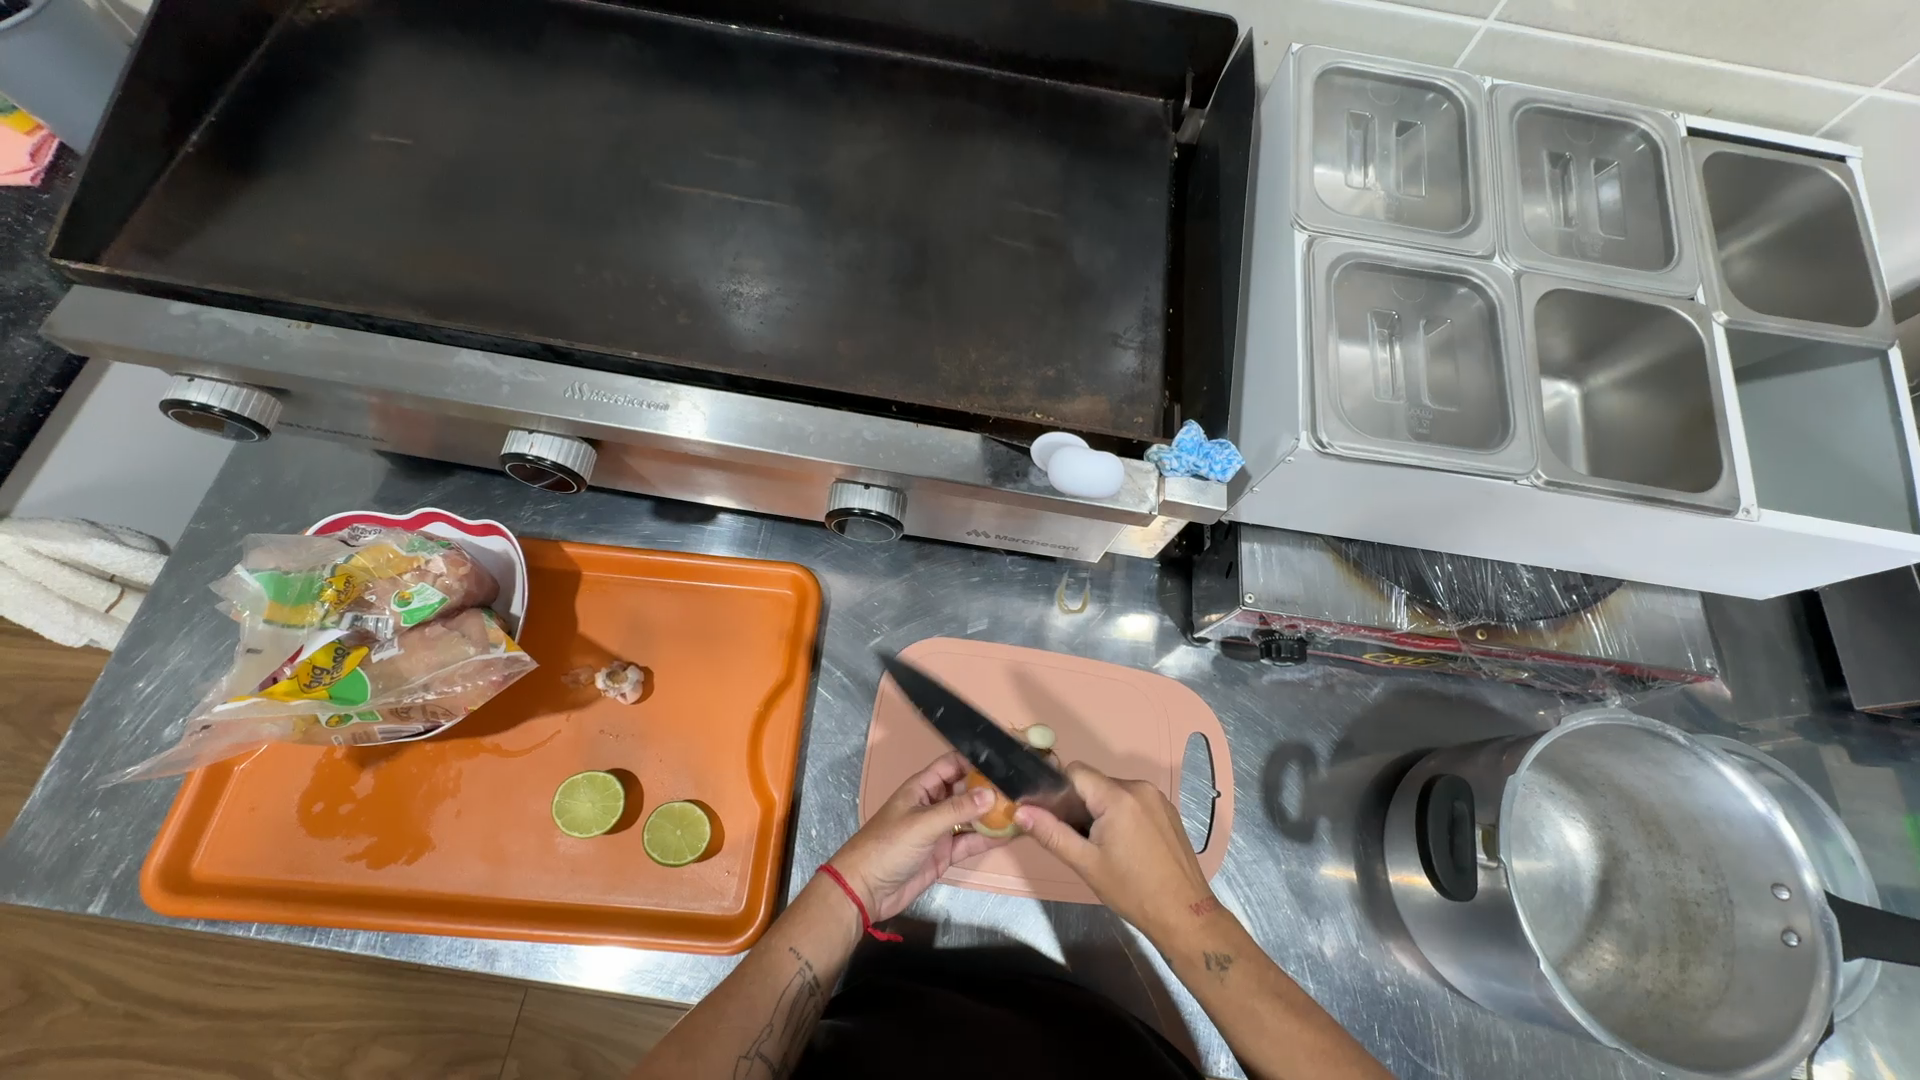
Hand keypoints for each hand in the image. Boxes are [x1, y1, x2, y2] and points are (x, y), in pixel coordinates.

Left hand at [828, 752, 1010, 921]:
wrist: (866, 890)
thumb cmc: (888, 847)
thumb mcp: (923, 823)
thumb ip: (957, 809)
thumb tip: (992, 794)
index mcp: (922, 787)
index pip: (952, 765)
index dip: (975, 761)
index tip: (1004, 762)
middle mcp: (933, 804)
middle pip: (965, 790)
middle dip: (989, 788)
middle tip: (1021, 787)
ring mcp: (940, 829)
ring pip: (970, 816)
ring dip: (992, 814)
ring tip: (1023, 809)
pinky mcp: (945, 853)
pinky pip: (970, 841)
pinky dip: (987, 838)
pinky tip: (1010, 834)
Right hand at [1016, 762, 1216, 940]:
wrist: (1184, 914)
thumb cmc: (1132, 890)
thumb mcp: (1085, 864)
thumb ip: (1051, 833)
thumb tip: (1020, 812)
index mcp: (1118, 797)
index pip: (1076, 772)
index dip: (1059, 791)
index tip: (1053, 817)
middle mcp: (1140, 788)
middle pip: (1095, 783)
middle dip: (1079, 805)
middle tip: (1076, 839)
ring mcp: (1157, 798)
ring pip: (1113, 792)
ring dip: (1100, 811)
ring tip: (1101, 846)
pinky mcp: (1168, 810)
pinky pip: (1133, 801)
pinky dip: (1121, 815)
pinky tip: (1124, 846)